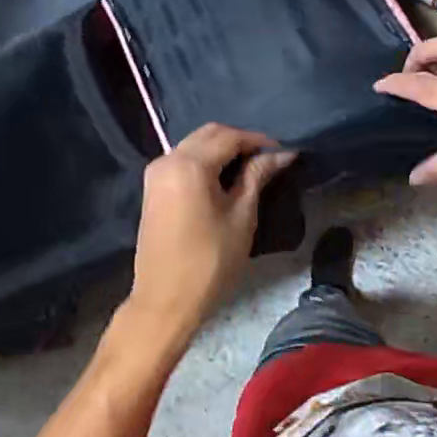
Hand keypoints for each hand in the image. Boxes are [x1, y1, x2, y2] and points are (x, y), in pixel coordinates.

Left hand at [127, 123, 297, 340]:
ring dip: (221, 150)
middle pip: (208, 134)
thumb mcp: (242, 216)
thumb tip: (282, 154)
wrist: (165, 301)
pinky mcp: (153, 188)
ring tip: (250, 168)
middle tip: (268, 159)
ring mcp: (156, 174)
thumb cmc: (210, 262)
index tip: (283, 153)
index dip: (258, 141)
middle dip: (239, 141)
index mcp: (189, 165)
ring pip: (194, 145)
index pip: (229, 137)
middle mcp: (167, 160)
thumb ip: (257, 177)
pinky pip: (182, 161)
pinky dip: (205, 161)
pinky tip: (225, 179)